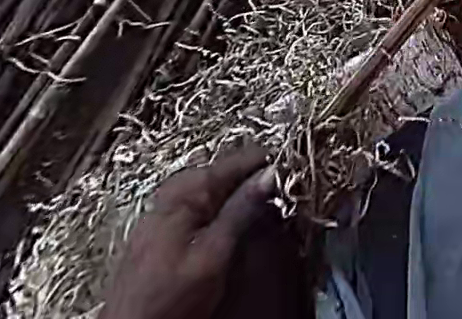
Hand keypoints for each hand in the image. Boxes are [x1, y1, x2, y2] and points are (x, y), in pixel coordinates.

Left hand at [100, 146, 278, 318]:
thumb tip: (271, 172)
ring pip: (216, 191)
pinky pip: (204, 207)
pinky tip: (237, 227)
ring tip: (267, 209)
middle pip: (226, 173)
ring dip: (241, 198)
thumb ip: (241, 211)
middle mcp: (175, 188)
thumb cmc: (170, 300)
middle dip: (254, 180)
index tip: (296, 171)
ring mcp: (167, 209)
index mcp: (186, 187)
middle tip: (285, 194)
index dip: (267, 164)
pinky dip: (224, 212)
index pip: (237, 159)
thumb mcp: (213, 256)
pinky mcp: (166, 230)